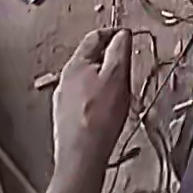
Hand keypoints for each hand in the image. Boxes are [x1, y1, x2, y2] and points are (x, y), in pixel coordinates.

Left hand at [52, 28, 131, 180]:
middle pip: (90, 57)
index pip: (95, 36)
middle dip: (109, 57)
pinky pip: (84, 96)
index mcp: (75, 64)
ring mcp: (63, 98)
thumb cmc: (100, 117)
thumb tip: (122, 34)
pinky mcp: (66, 116)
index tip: (128, 38)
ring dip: (103, 77)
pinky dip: (97, 95)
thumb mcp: (117, 76)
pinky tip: (106, 109)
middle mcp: (65, 78)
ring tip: (120, 88)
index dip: (114, 34)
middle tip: (127, 64)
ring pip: (87, 77)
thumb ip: (119, 50)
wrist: (81, 158)